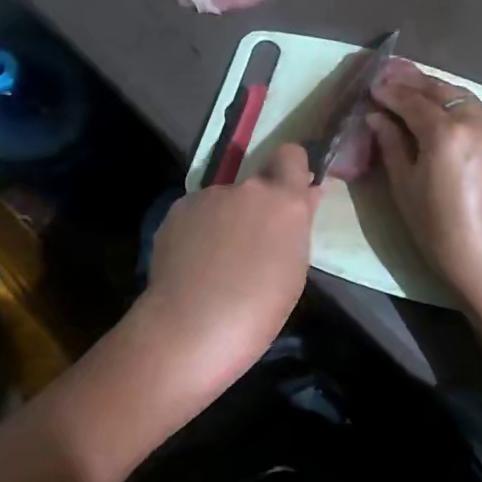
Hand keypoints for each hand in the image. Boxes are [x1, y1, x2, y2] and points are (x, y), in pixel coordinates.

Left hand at [142, 143, 321, 371]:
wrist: (192, 325)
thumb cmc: (257, 311)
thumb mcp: (293, 270)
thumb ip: (297, 226)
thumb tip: (304, 196)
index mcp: (283, 202)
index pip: (291, 156)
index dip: (290, 171)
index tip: (288, 193)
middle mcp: (245, 189)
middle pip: (254, 187)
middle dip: (254, 208)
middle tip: (248, 247)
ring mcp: (206, 197)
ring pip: (221, 202)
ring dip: (223, 220)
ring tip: (214, 262)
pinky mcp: (176, 211)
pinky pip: (195, 214)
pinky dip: (196, 231)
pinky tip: (191, 263)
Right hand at [368, 65, 481, 299]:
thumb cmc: (435, 226)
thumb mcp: (403, 184)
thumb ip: (391, 143)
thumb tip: (378, 117)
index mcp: (446, 133)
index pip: (412, 101)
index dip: (390, 92)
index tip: (372, 85)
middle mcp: (477, 122)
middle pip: (442, 91)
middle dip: (415, 83)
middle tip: (390, 78)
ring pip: (465, 98)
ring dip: (438, 91)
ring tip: (414, 90)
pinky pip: (480, 113)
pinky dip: (458, 105)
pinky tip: (443, 111)